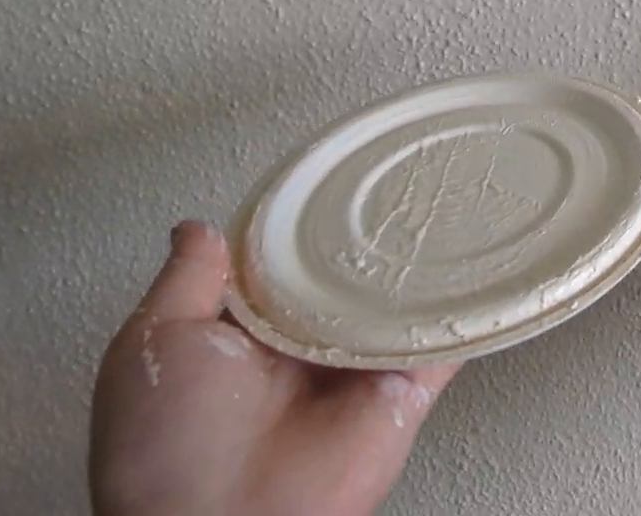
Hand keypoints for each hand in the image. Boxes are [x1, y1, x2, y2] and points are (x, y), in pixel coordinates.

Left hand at [90, 222, 458, 515]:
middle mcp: (312, 348)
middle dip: (377, 238)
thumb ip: (184, 283)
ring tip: (451, 208)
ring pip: (406, 300)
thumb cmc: (170, 455)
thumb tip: (195, 230)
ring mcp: (364, 367)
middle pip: (355, 277)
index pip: (290, 265)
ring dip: (427, 264)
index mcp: (253, 337)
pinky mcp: (408, 386)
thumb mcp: (154, 348)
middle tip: (402, 187)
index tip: (331, 186)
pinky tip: (486, 267)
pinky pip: (448, 339)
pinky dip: (471, 308)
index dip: (308, 226)